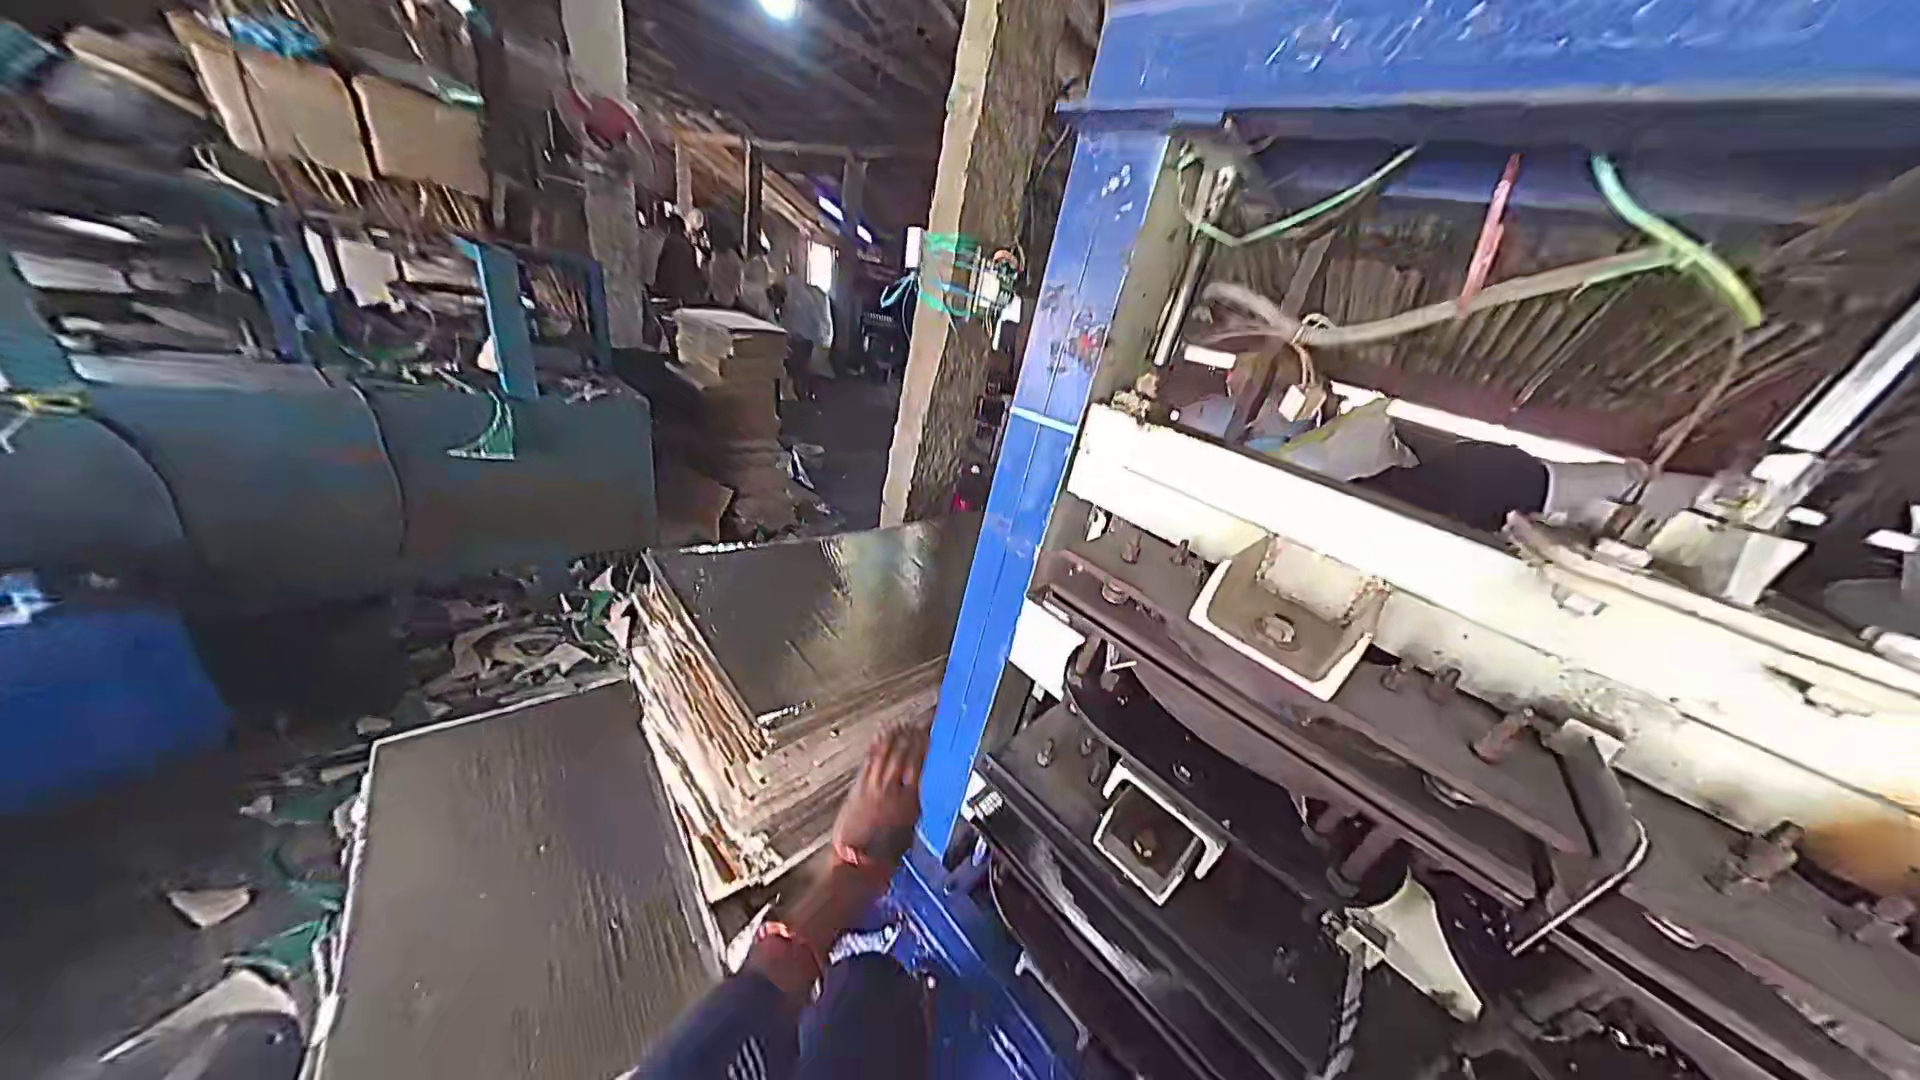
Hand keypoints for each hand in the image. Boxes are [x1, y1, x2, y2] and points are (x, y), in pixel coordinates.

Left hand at [832, 724, 927, 867]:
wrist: (858, 862)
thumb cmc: (886, 851)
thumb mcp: (912, 824)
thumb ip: (916, 799)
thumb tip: (918, 784)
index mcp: (909, 798)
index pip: (919, 761)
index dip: (923, 744)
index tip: (928, 734)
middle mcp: (891, 787)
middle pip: (902, 753)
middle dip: (910, 736)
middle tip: (916, 726)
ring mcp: (873, 785)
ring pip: (885, 753)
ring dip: (894, 737)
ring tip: (900, 726)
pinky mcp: (858, 786)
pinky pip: (869, 759)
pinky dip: (876, 746)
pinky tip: (879, 737)